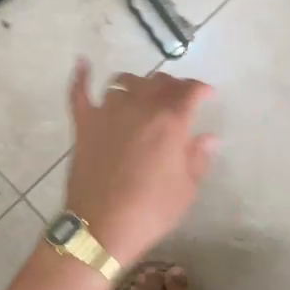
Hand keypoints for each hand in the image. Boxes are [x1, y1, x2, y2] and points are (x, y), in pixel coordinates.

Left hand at [63, 62, 216, 268]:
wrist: (102, 227)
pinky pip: (79, 93)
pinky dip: (81, 76)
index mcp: (170, 122)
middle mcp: (139, 108)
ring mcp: (107, 113)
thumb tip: (209, 138)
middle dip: (171, 85)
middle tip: (176, 96)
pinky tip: (83, 62)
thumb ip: (197, 157)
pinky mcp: (83, 125)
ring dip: (136, 84)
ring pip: (123, 84)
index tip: (207, 94)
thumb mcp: (186, 188)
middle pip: (157, 83)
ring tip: (141, 91)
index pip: (190, 92)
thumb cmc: (150, 211)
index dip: (201, 89)